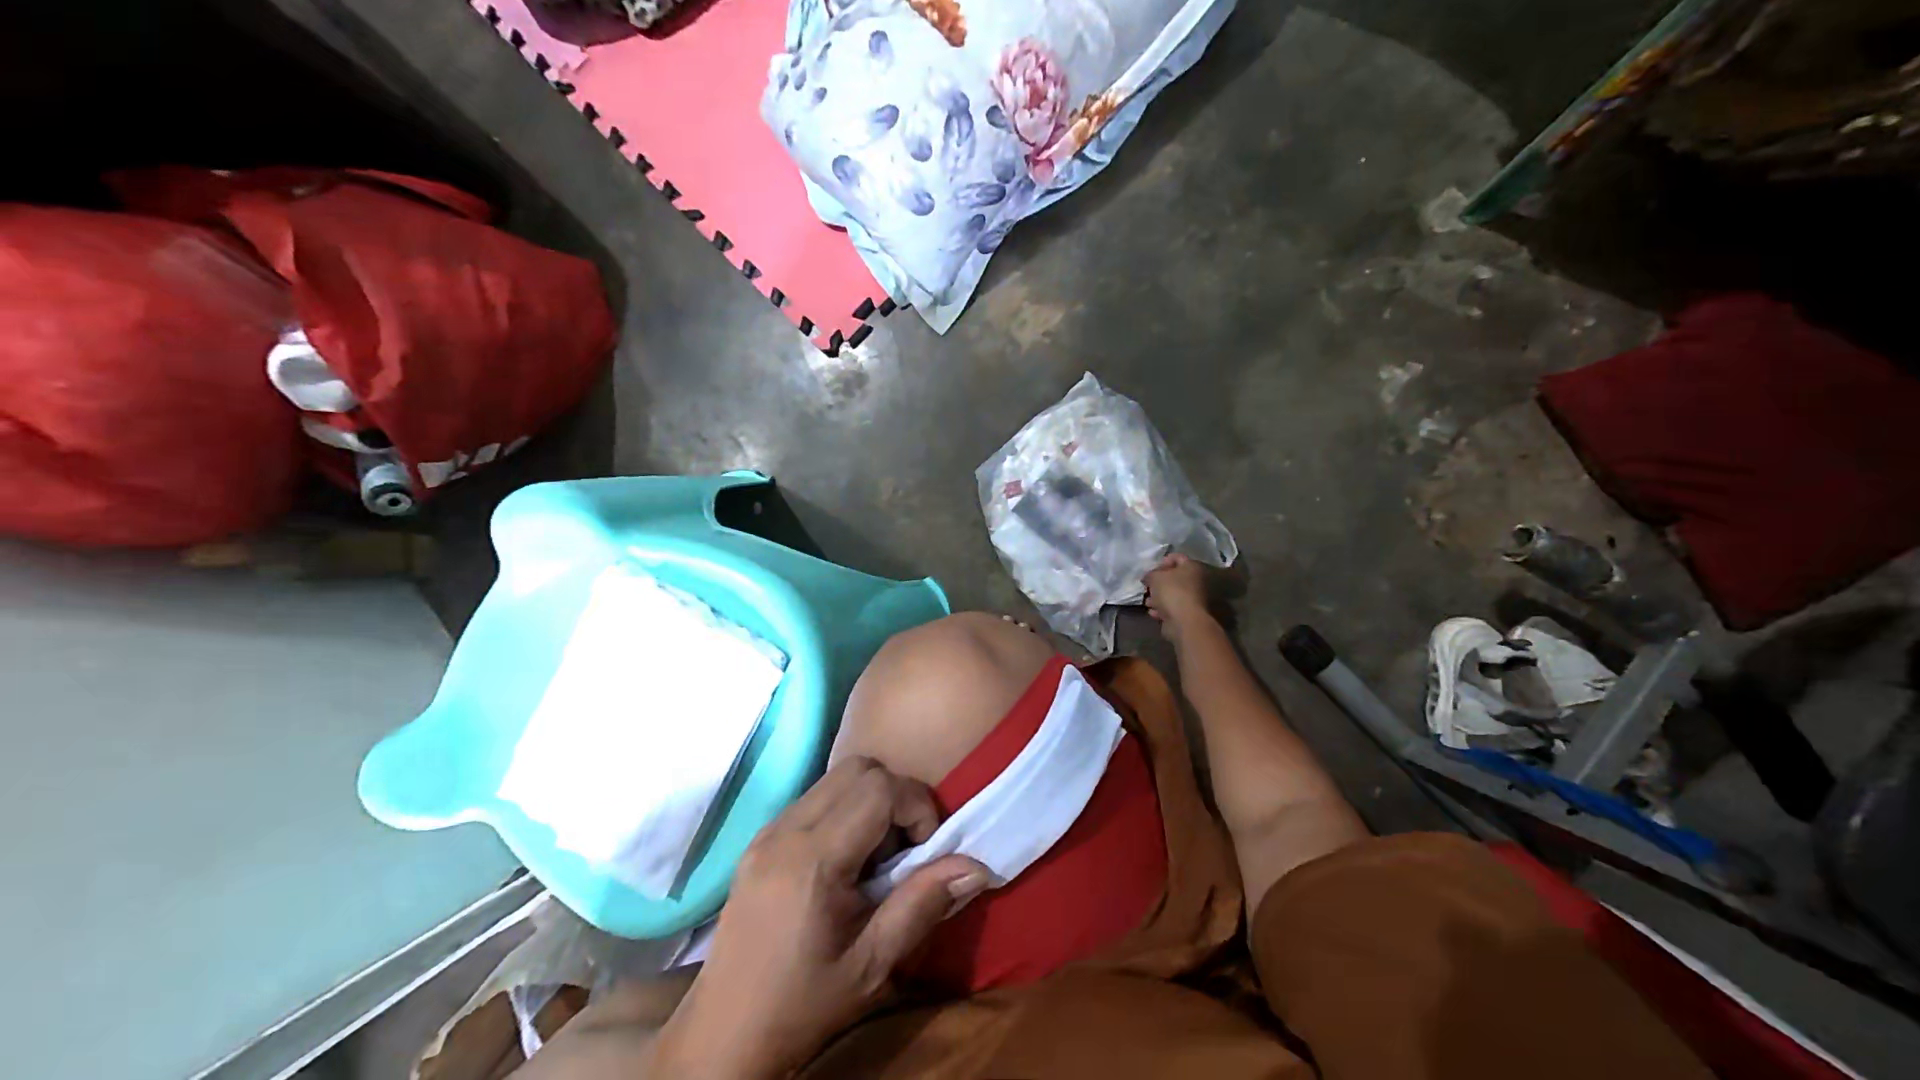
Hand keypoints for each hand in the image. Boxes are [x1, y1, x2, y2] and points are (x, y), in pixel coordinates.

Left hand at [652, 758, 989, 1078]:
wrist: (723, 1033)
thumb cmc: (803, 1003)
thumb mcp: (873, 964)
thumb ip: (924, 904)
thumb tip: (978, 865)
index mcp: (813, 859)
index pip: (878, 787)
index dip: (915, 807)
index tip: (924, 852)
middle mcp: (786, 829)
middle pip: (858, 768)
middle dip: (895, 797)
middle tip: (902, 852)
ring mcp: (768, 829)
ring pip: (836, 777)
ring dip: (869, 802)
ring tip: (874, 860)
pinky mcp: (760, 838)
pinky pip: (815, 797)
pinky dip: (844, 811)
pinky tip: (844, 863)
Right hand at [1145, 553, 1212, 641]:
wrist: (1184, 621)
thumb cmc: (1171, 592)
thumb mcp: (1155, 577)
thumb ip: (1150, 574)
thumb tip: (1149, 577)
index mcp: (1192, 567)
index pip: (1177, 557)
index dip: (1162, 561)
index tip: (1151, 570)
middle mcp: (1195, 581)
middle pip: (1174, 578)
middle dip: (1158, 583)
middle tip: (1148, 586)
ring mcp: (1193, 598)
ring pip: (1172, 594)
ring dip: (1158, 597)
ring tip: (1148, 602)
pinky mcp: (1187, 613)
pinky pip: (1172, 607)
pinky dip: (1162, 609)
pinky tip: (1153, 612)